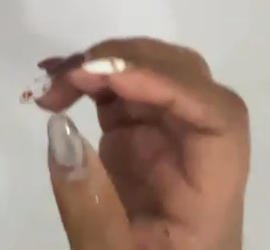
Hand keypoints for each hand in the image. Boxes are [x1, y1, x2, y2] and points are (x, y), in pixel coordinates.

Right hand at [35, 38, 250, 249]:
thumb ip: (89, 207)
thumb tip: (60, 129)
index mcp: (211, 198)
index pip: (218, 118)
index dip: (166, 82)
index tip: (102, 74)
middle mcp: (198, 160)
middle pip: (188, 82)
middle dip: (127, 62)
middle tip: (69, 76)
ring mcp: (168, 148)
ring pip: (153, 75)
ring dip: (102, 65)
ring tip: (51, 84)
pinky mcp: (138, 144)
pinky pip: (121, 91)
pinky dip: (89, 79)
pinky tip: (55, 88)